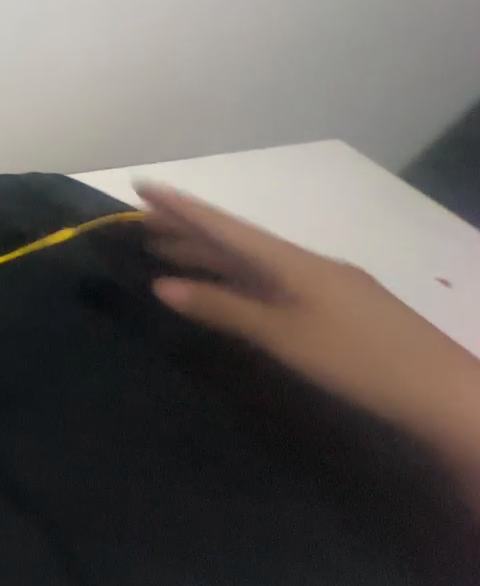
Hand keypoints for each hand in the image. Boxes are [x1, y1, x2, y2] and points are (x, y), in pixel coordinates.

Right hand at [138, 183, 479, 468]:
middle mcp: (306, 266)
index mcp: (293, 263)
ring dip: (205, 254)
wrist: (450, 399)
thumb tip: (162, 285)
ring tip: (161, 249)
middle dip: (186, 230)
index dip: (181, 207)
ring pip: (251, 263)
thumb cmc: (360, 360)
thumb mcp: (282, 335)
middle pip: (236, 242)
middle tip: (137, 221)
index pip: (224, 227)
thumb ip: (222, 307)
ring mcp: (323, 287)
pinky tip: (215, 285)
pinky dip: (231, 277)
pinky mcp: (332, 309)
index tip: (141, 186)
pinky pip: (266, 281)